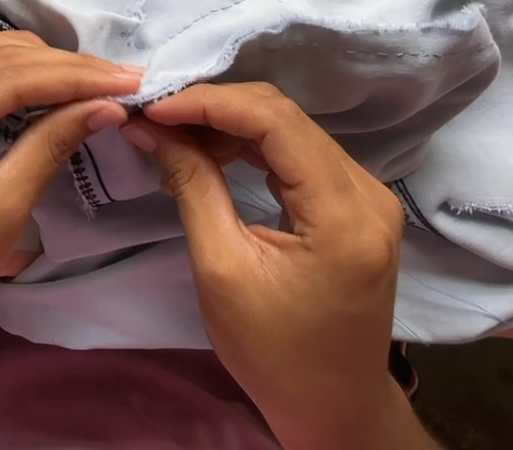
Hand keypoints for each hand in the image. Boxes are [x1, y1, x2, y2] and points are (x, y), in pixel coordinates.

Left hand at [0, 31, 137, 340]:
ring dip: (42, 61)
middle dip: (64, 65)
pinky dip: (17, 69)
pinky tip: (51, 80)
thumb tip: (107, 105)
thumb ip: (53, 143)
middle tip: (120, 77)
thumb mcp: (8, 203)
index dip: (73, 75)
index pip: (10, 78)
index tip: (126, 79)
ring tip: (93, 77)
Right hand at [121, 83, 424, 449]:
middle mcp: (366, 192)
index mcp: (344, 215)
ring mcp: (364, 195)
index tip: (153, 108)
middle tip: (153, 116)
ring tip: (169, 131)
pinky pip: (293, 150)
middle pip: (282, 116)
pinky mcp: (351, 202)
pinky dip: (244, 142)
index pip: (274, 122)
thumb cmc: (273, 351)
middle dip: (211, 106)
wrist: (333, 409)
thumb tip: (145, 126)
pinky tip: (205, 148)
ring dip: (224, 121)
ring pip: (285, 126)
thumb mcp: (220, 267)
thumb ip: (190, 183)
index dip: (208, 103)